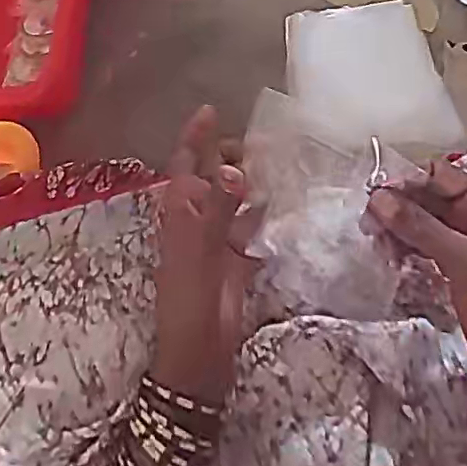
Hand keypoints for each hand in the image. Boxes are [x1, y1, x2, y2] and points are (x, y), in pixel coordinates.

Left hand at [152, 106, 259, 405]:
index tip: (210, 109)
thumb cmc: (190, 300)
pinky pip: (253, 224)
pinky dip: (265, 210)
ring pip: (236, 197)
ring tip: (278, 158)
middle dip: (232, 154)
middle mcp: (199, 217)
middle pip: (214, 174)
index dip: (196, 135)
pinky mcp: (239, 256)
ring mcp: (219, 236)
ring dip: (252, 179)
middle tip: (262, 140)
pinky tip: (285, 198)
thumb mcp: (201, 251)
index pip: (187, 161)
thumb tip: (236, 168)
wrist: (199, 355)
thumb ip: (219, 208)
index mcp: (181, 210)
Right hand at [364, 160, 466, 421]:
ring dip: (396, 228)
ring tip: (376, 244)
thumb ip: (423, 229)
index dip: (407, 181)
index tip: (375, 197)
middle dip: (396, 206)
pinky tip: (388, 258)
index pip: (439, 176)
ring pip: (419, 222)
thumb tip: (379, 197)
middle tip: (368, 225)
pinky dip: (403, 249)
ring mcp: (463, 247)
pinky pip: (421, 248)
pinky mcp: (452, 273)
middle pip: (425, 197)